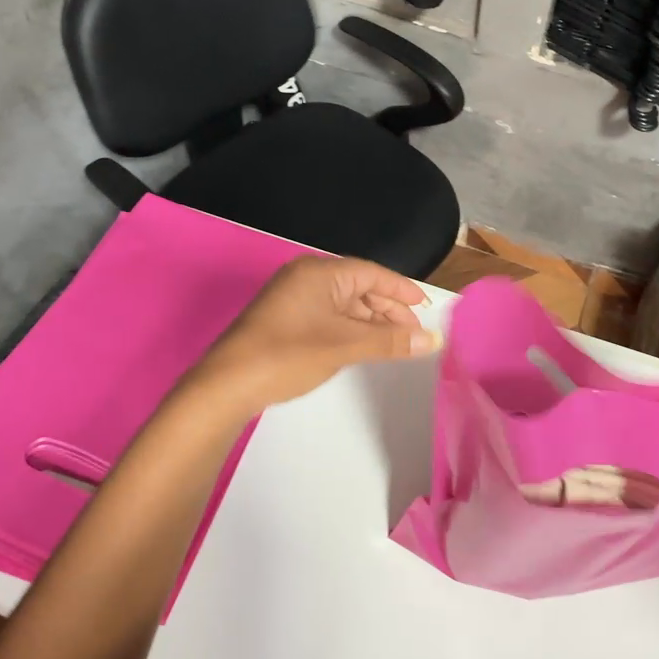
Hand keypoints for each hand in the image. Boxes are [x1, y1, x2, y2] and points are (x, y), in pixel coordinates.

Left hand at [189, 256, 435, 415]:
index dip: (401, 290)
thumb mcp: (345, 346)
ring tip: (395, 343)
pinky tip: (362, 346)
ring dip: (370, 321)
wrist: (227, 385)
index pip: (371, 272)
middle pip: (358, 286)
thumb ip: (390, 341)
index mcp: (319, 273)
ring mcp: (292, 299)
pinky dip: (350, 329)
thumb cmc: (288, 355)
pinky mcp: (284, 320)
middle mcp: (305, 278)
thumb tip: (432, 339)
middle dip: (388, 309)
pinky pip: (328, 316)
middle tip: (413, 333)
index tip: (425, 307)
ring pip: (343, 304)